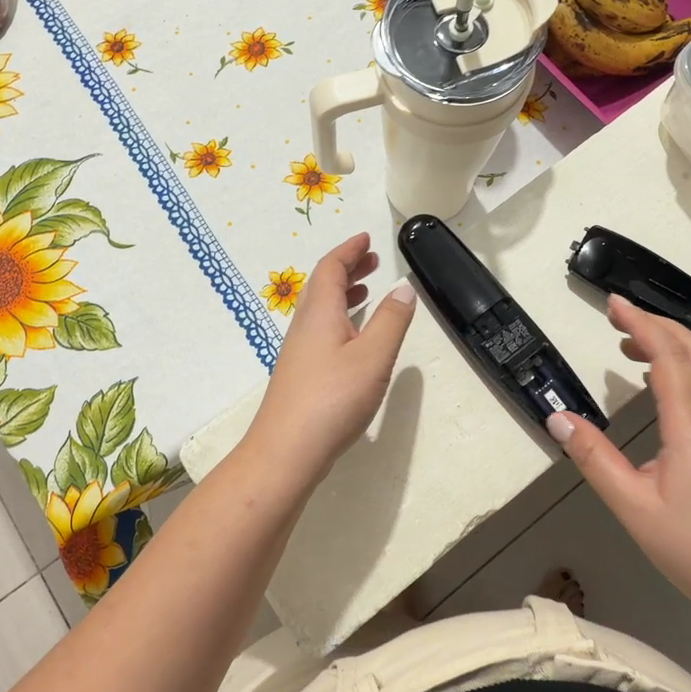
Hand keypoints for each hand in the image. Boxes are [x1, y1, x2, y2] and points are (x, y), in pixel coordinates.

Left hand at [242, 233, 416, 479]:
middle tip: (373, 261)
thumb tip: (404, 286)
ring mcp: (299, 352)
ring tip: (367, 292)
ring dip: (343, 294)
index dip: (349, 250)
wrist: (286, 452)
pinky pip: (320, 330)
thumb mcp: (373, 357)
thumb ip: (391, 321)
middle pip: (323, 286)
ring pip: (321, 310)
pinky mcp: (301, 375)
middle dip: (347, 269)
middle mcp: (305, 326)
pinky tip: (354, 340)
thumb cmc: (332, 400)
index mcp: (320, 314)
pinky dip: (339, 319)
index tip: (366, 238)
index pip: (331, 268)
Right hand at [547, 296, 690, 615]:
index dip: (641, 324)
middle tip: (615, 314)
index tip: (611, 304)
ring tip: (628, 341)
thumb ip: (595, 460)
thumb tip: (557, 419)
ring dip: (670, 341)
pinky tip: (656, 380)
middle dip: (656, 322)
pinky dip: (680, 364)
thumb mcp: (634, 509)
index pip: (669, 356)